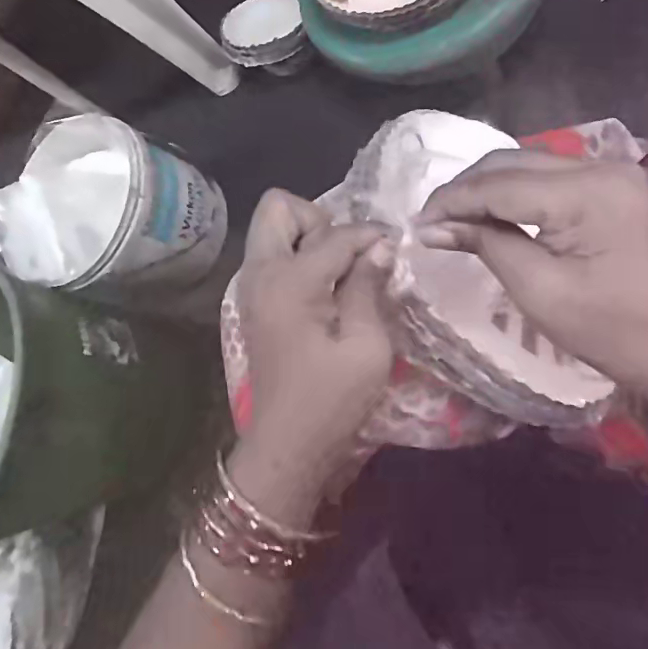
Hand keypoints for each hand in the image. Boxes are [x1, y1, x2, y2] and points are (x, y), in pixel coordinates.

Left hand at [234, 190, 392, 475]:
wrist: (286, 442)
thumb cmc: (331, 400)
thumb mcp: (366, 347)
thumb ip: (368, 287)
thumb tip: (380, 245)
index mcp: (289, 280)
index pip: (335, 234)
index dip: (371, 236)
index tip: (396, 246)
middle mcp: (260, 270)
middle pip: (277, 207)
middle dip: (317, 218)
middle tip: (347, 255)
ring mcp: (251, 282)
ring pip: (270, 226)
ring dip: (305, 234)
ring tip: (338, 271)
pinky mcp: (253, 297)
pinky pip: (271, 252)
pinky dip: (296, 253)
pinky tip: (324, 286)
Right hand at [415, 150, 647, 442]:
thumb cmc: (614, 330)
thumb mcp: (538, 290)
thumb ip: (483, 243)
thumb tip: (430, 227)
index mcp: (586, 194)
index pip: (496, 185)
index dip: (449, 202)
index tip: (414, 225)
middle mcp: (598, 169)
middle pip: (506, 163)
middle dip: (462, 190)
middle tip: (430, 222)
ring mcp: (608, 175)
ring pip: (521, 164)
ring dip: (482, 189)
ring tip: (452, 219)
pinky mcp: (608, 187)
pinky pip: (542, 177)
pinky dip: (507, 192)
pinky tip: (487, 213)